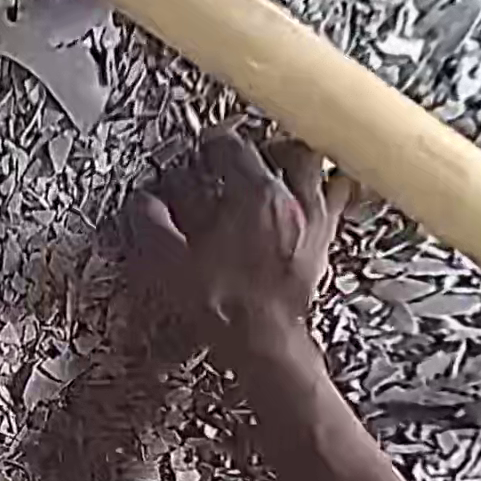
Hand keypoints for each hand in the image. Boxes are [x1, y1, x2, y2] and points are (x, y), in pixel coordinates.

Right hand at [124, 129, 350, 364]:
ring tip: (281, 171)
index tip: (205, 147)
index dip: (215, 146)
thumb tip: (141, 204)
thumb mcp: (171, 265)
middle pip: (290, 148)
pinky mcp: (325, 239)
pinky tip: (307, 201)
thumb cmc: (220, 301)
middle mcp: (293, 198)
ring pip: (320, 168)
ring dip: (300, 164)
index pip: (235, 151)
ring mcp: (316, 217)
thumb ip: (154, 228)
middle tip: (248, 155)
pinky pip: (338, 199)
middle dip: (266, 147)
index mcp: (254, 196)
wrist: (262, 335)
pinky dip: (324, 191)